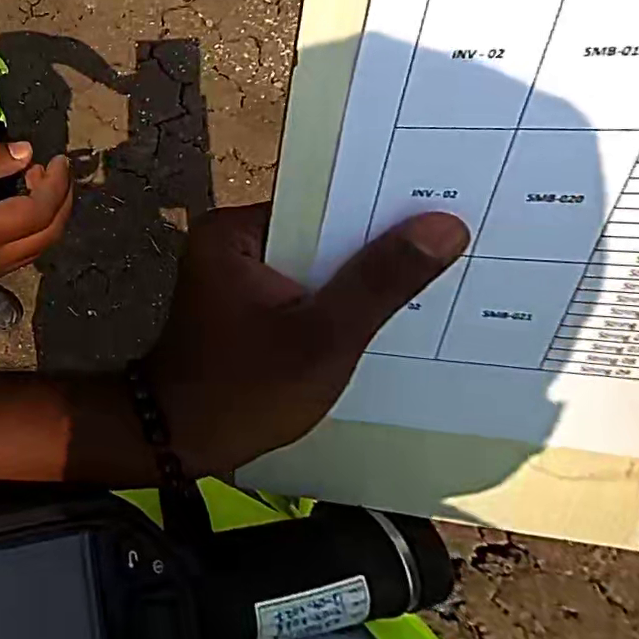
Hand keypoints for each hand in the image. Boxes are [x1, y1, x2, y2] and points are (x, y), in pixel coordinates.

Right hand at [0, 141, 73, 283]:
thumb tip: (27, 153)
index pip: (36, 213)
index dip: (55, 185)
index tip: (56, 158)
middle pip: (48, 234)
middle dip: (62, 199)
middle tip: (54, 168)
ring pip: (41, 247)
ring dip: (52, 214)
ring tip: (40, 180)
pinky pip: (27, 253)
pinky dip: (39, 228)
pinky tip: (27, 203)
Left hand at [139, 204, 467, 476]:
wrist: (181, 439)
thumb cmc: (244, 390)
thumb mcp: (323, 337)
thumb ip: (380, 281)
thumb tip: (442, 225)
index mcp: (230, 232)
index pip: (317, 199)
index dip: (378, 203)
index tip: (442, 202)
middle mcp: (227, 242)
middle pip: (316, 231)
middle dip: (373, 242)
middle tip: (456, 240)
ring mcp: (233, 274)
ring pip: (311, 262)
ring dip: (356, 275)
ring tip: (437, 274)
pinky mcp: (243, 303)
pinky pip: (299, 286)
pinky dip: (333, 299)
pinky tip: (385, 313)